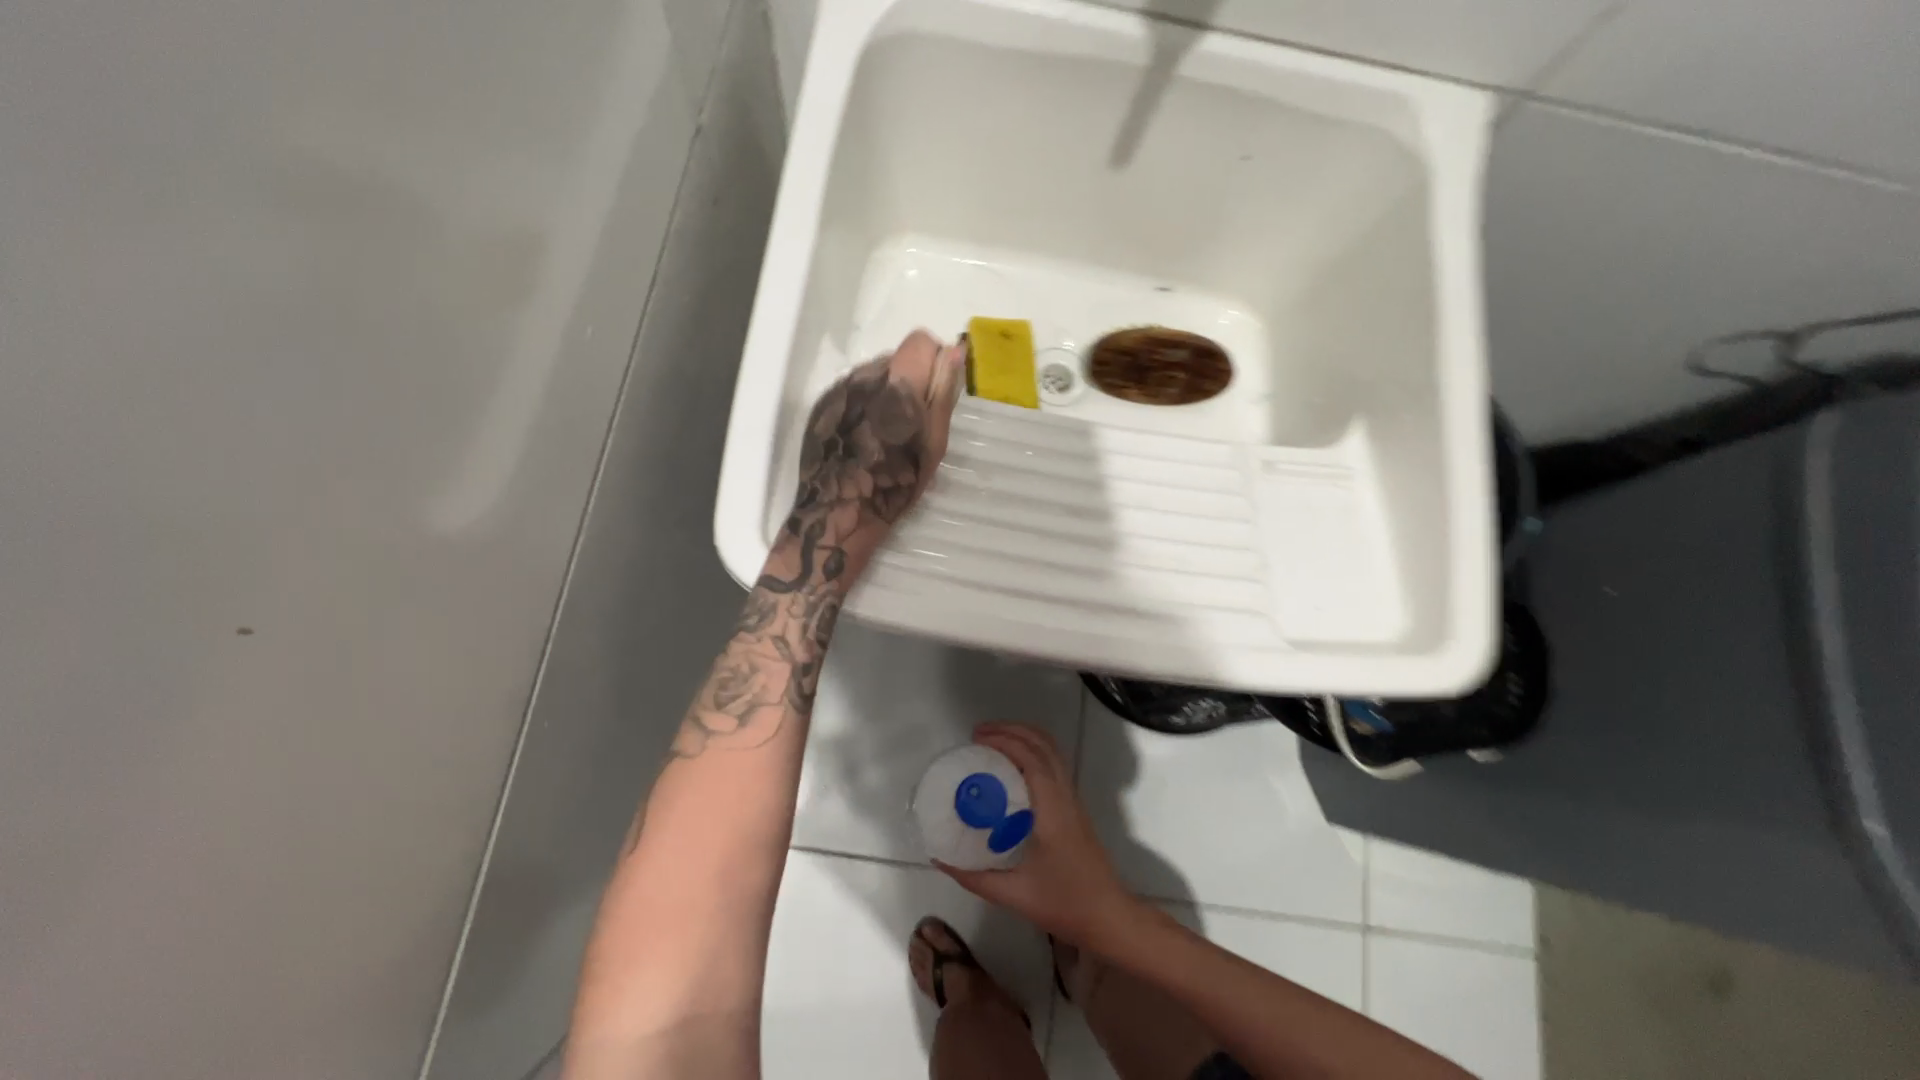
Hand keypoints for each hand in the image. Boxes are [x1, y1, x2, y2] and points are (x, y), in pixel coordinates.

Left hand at [763, 330, 964, 595]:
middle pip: (897, 358)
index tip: (936, 393)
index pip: (920, 341)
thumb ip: (943, 394)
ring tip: (887, 432)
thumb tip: (954, 351)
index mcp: (897, 384)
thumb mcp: (932, 444)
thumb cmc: (894, 484)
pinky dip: (864, 405)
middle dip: (910, 381)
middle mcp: (864, 376)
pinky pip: (853, 391)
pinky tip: (865, 437)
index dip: (933, 362)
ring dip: (886, 392)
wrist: (838, 512)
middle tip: (913, 421)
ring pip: (874, 374)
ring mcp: (840, 389)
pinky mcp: (823, 404)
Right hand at [936, 723, 1141, 946]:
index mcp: (1053, 811)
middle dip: (1012, 731)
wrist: (1110, 917)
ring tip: (993, 743)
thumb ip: (974, 877)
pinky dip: (1034, 755)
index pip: (1031, 759)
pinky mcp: (1075, 811)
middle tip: (979, 735)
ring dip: (1025, 739)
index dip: (1004, 741)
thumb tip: (940, 859)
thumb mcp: (1014, 895)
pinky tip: (1012, 771)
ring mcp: (1074, 802)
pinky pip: (1055, 768)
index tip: (976, 739)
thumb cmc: (1065, 904)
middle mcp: (1066, 798)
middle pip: (1044, 746)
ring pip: (1053, 754)